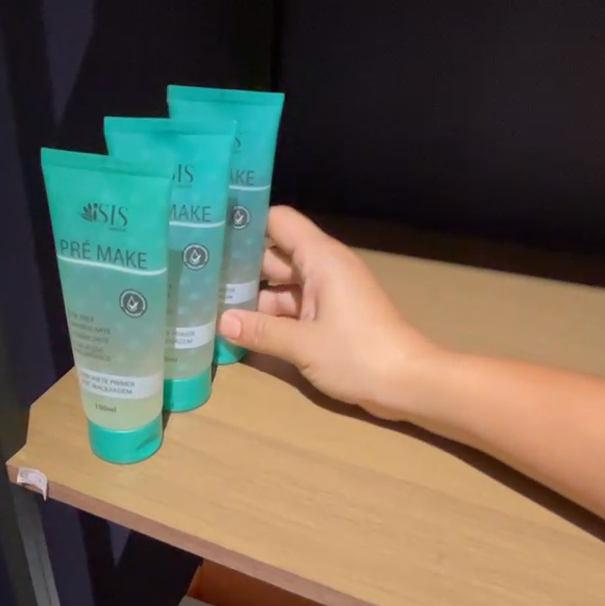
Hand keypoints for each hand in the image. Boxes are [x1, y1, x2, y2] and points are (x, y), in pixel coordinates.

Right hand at [218, 207, 439, 420]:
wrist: (408, 384)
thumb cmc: (359, 354)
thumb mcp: (303, 344)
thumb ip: (260, 331)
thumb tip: (221, 322)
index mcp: (320, 260)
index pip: (278, 221)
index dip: (246, 222)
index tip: (211, 230)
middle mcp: (322, 270)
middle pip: (272, 256)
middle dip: (238, 267)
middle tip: (195, 276)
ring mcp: (325, 295)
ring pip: (279, 287)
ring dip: (249, 298)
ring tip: (205, 306)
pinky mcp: (328, 319)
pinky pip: (290, 310)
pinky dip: (267, 318)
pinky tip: (236, 330)